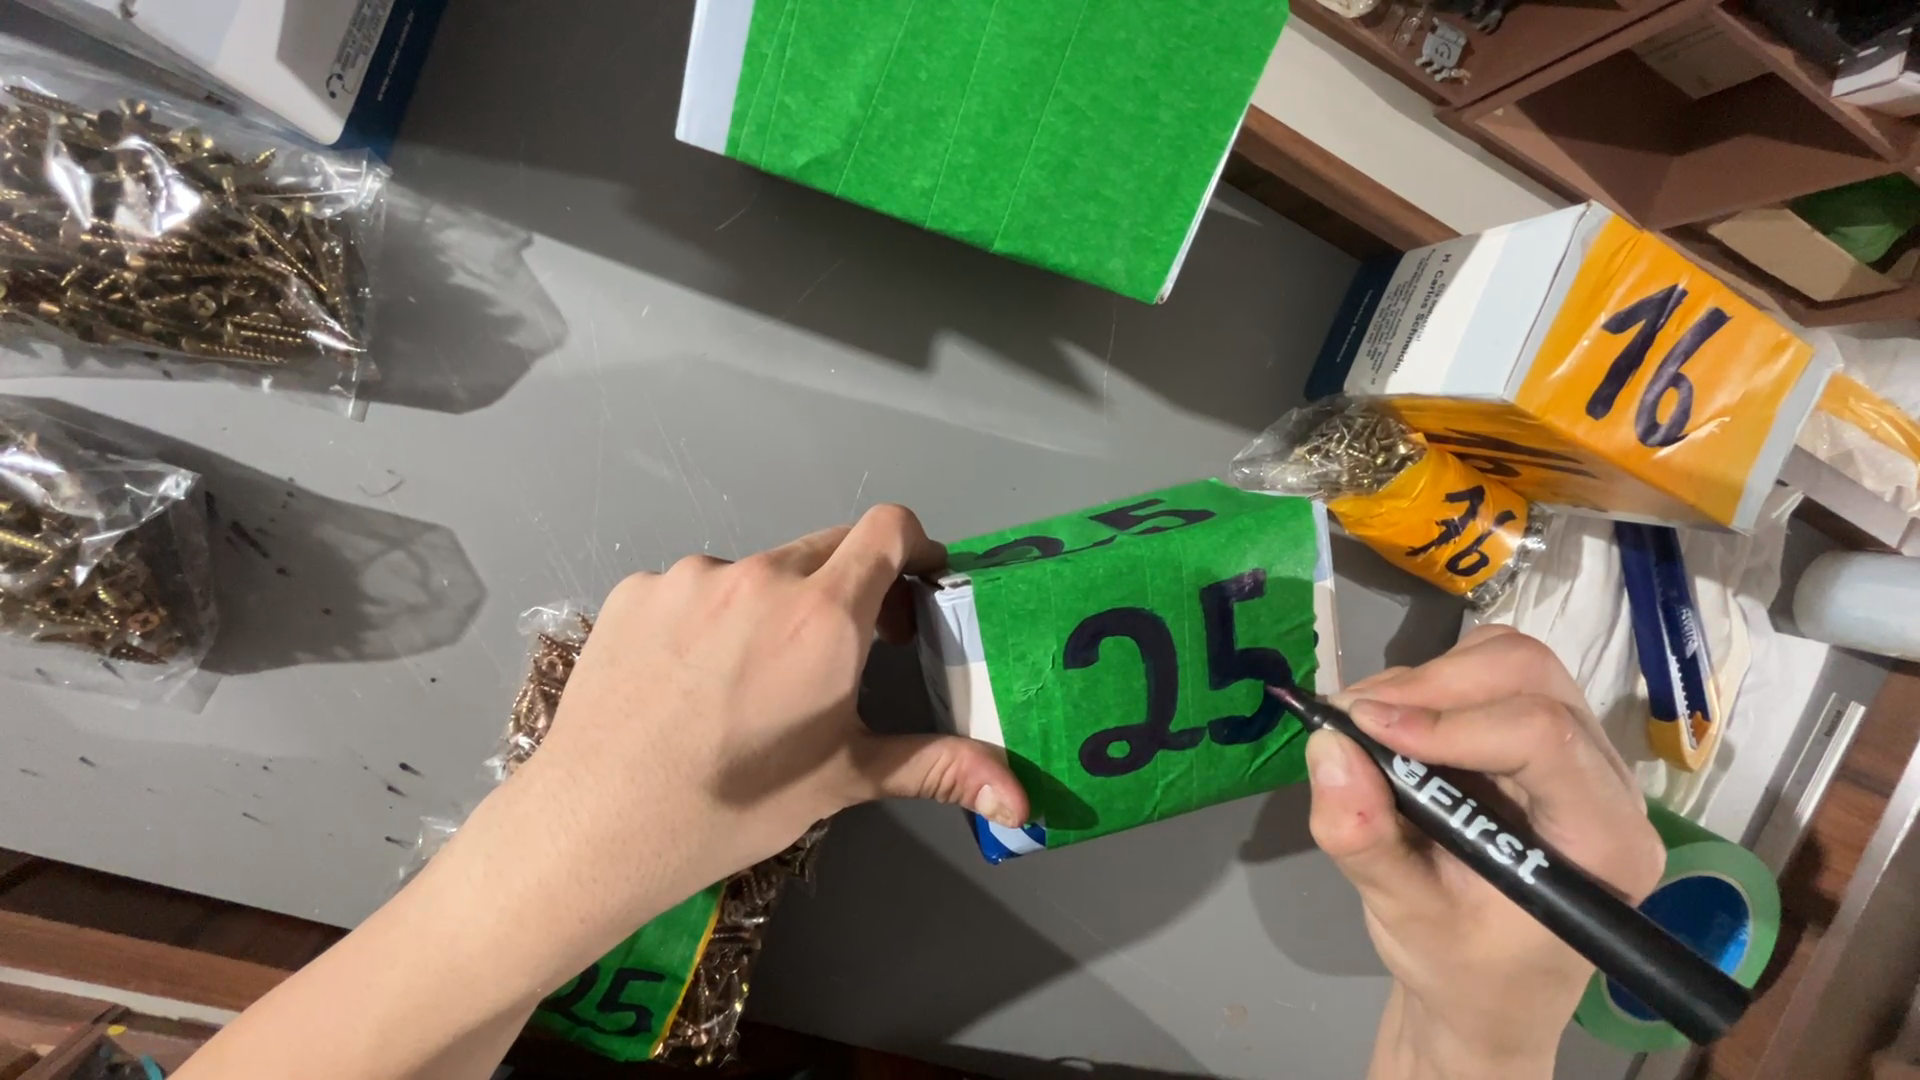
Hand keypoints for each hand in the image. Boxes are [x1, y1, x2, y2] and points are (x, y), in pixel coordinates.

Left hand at [464, 505, 1028, 980]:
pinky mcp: (637, 588)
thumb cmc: (735, 805)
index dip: (913, 544)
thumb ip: (940, 768)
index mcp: (822, 614)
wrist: (590, 828)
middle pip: (830, 546)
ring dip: (779, 603)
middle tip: (847, 647)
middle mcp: (759, 575)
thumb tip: (1023, 802)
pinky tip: (691, 676)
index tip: (915, 586)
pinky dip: (715, 614)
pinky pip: (698, 585)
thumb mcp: (844, 778)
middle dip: (853, 585)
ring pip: (761, 570)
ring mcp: (690, 576)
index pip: (887, 527)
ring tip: (754, 676)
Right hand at [1306, 626, 1664, 1079]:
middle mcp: (1603, 783)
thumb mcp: (1401, 916)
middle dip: (1430, 684)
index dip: (1448, 721)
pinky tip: (1391, 725)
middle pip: (1529, 676)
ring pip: (1509, 660)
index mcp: (1601, 840)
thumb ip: (1363, 838)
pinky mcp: (1532, 736)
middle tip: (1356, 717)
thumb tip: (1327, 746)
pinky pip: (1485, 671)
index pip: (1543, 737)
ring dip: (1424, 677)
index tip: (1363, 730)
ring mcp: (1571, 753)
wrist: (1483, 985)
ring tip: (1367, 722)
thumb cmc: (1459, 965)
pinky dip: (1424, 680)